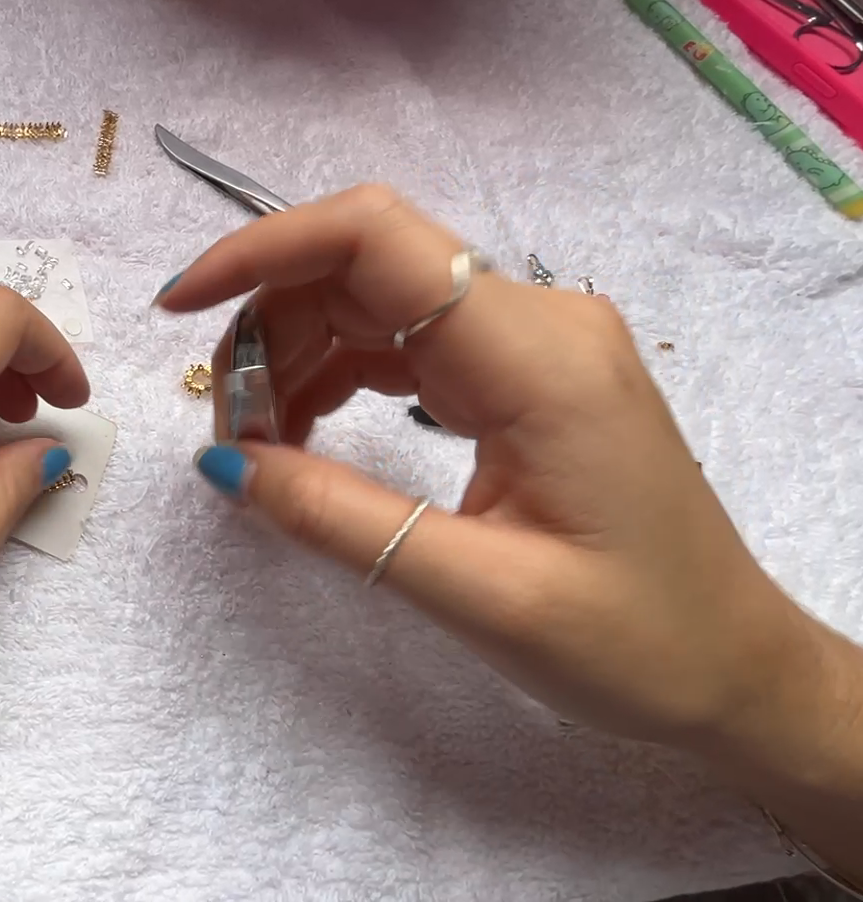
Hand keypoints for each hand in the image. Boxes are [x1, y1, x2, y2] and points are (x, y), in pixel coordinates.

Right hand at [157, 186, 862, 782]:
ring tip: (256, 445)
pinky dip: (312, 378)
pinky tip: (294, 435)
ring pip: (347, 302)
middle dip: (259, 334)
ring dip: (279, 361)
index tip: (178, 306)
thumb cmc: (636, 644)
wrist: (734, 674)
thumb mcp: (478, 594)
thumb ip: (337, 519)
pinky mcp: (491, 365)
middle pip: (344, 270)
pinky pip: (372, 339)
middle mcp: (521, 317)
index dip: (259, 249)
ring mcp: (507, 337)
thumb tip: (220, 462)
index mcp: (533, 354)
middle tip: (228, 431)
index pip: (371, 238)